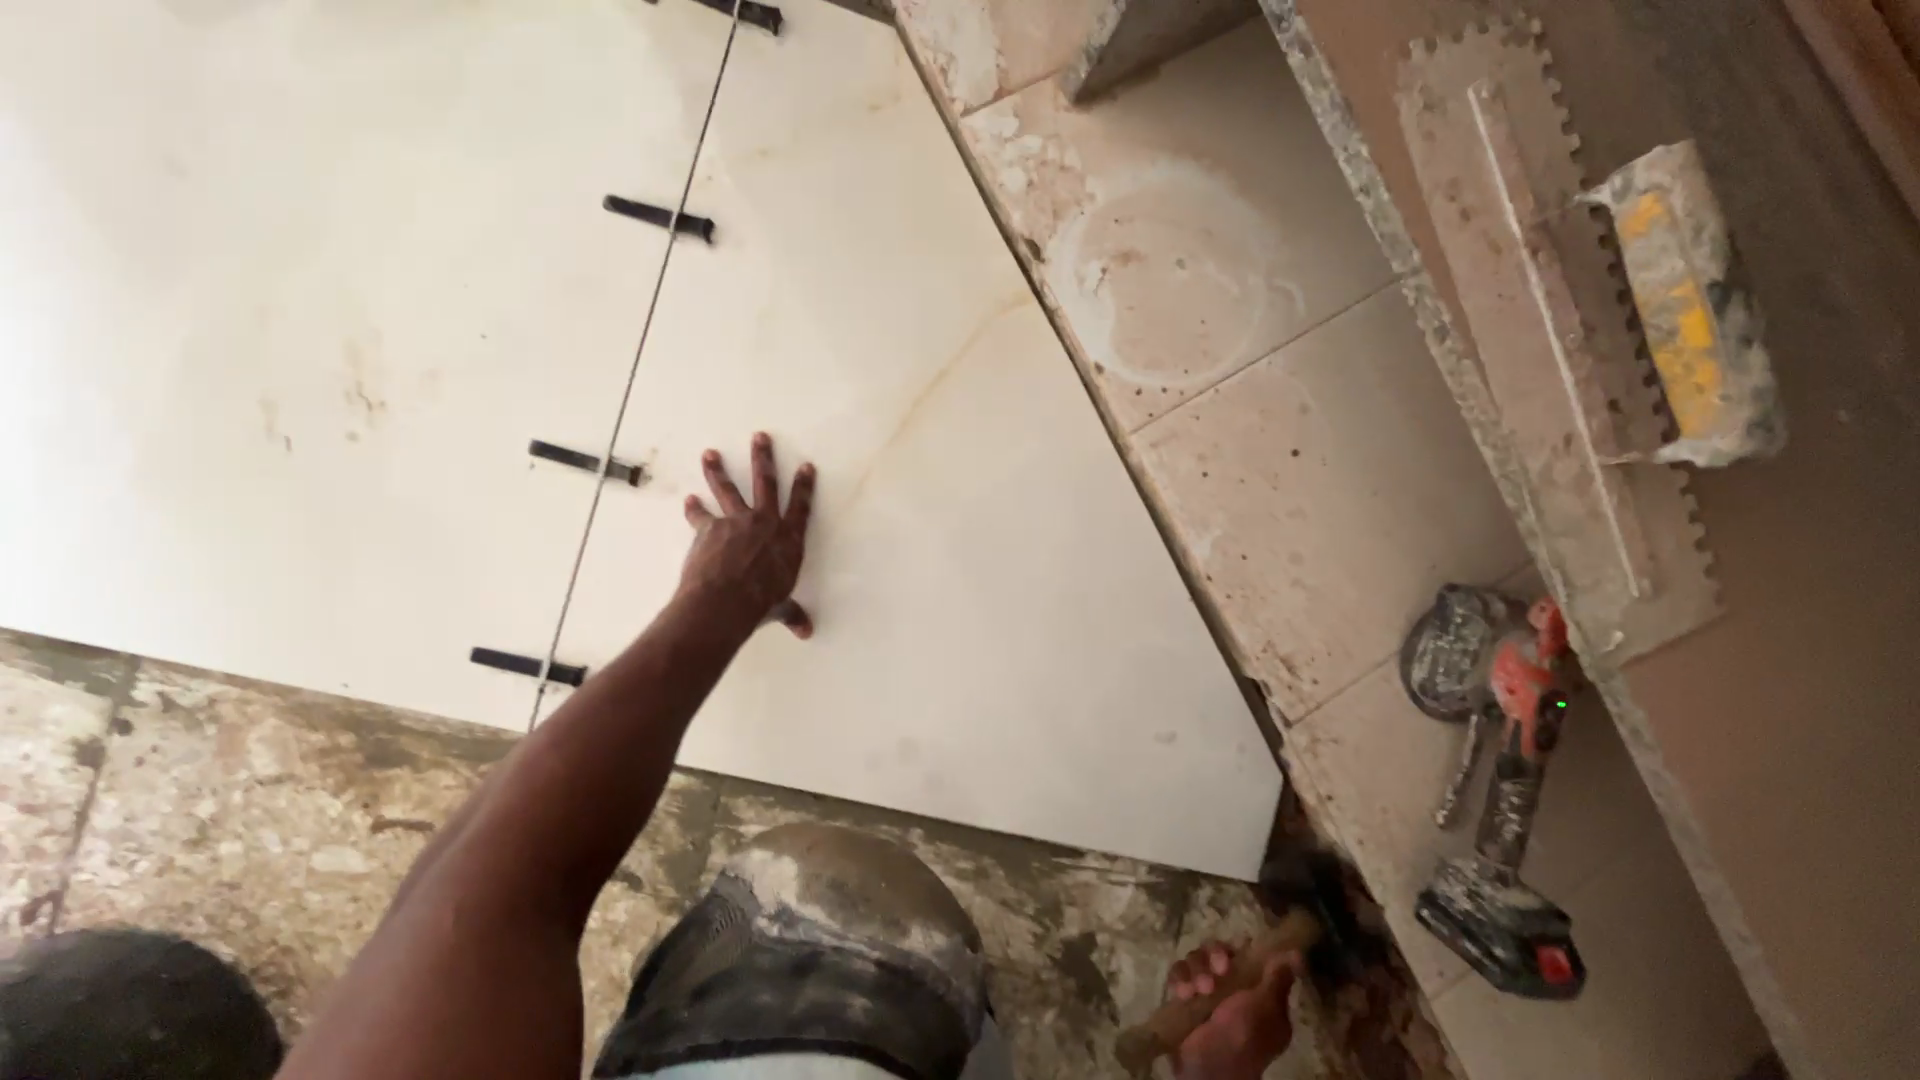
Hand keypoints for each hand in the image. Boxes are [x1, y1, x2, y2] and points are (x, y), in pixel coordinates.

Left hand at [679, 432, 815, 637]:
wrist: (728, 600)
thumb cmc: (761, 603)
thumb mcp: (781, 608)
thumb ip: (791, 613)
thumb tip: (805, 631)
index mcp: (789, 540)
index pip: (801, 507)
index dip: (804, 486)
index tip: (806, 466)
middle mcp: (765, 523)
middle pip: (766, 483)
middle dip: (763, 459)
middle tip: (759, 437)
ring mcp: (737, 522)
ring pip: (728, 490)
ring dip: (718, 470)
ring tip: (710, 454)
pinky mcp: (710, 529)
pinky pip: (701, 515)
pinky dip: (694, 509)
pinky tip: (689, 500)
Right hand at [1167, 942, 1298, 1079]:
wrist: (1211, 1068)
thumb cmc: (1244, 1037)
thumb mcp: (1266, 1008)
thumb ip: (1278, 979)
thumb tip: (1297, 953)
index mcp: (1255, 990)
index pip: (1244, 955)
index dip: (1236, 950)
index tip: (1233, 959)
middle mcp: (1231, 988)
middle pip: (1216, 951)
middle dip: (1213, 957)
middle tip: (1217, 973)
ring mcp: (1205, 992)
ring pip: (1195, 959)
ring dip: (1195, 970)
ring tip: (1197, 991)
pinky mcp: (1185, 998)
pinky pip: (1178, 974)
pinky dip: (1179, 979)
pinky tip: (1183, 994)